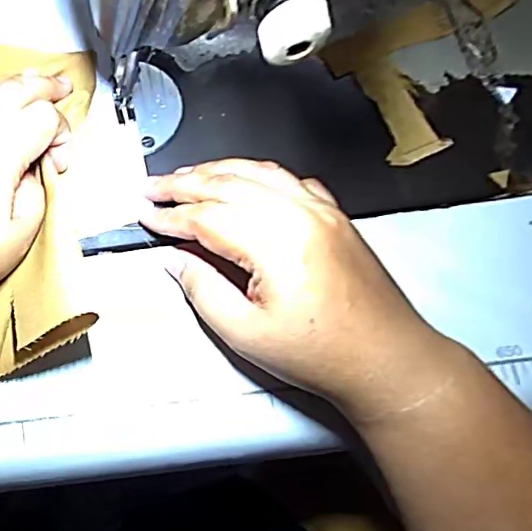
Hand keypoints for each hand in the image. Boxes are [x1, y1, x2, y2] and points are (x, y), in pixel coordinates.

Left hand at [0, 72, 73, 314]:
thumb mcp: (19, 235)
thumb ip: (36, 193)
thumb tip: (34, 175)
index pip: (43, 117)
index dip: (61, 135)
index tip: (59, 162)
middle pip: (13, 89)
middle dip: (43, 87)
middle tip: (61, 88)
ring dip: (8, 88)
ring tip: (26, 87)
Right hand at [141, 159, 471, 423]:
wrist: (385, 359)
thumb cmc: (323, 353)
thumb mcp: (245, 334)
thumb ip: (203, 290)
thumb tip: (176, 261)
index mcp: (277, 242)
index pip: (208, 217)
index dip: (170, 216)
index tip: (146, 216)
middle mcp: (301, 215)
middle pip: (229, 184)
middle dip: (184, 183)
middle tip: (154, 187)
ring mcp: (321, 211)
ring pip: (259, 173)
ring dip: (218, 171)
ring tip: (186, 176)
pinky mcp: (334, 217)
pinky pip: (289, 180)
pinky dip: (257, 175)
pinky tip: (243, 180)